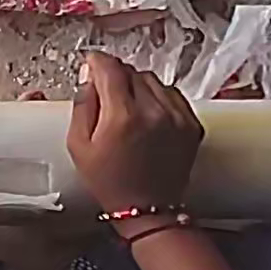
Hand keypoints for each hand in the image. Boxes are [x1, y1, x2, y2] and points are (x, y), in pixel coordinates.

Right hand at [67, 51, 204, 215]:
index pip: (110, 69)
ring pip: (153, 80)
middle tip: (103, 89)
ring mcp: (177, 117)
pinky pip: (172, 94)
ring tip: (125, 104)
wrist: (147, 208)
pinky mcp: (192, 124)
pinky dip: (156, 96)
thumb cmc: (108, 180)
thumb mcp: (78, 145)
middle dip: (115, 75)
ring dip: (136, 85)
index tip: (90, 60)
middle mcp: (153, 111)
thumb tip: (87, 78)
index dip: (97, 61)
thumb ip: (82, 106)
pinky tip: (145, 112)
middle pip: (132, 72)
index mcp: (122, 116)